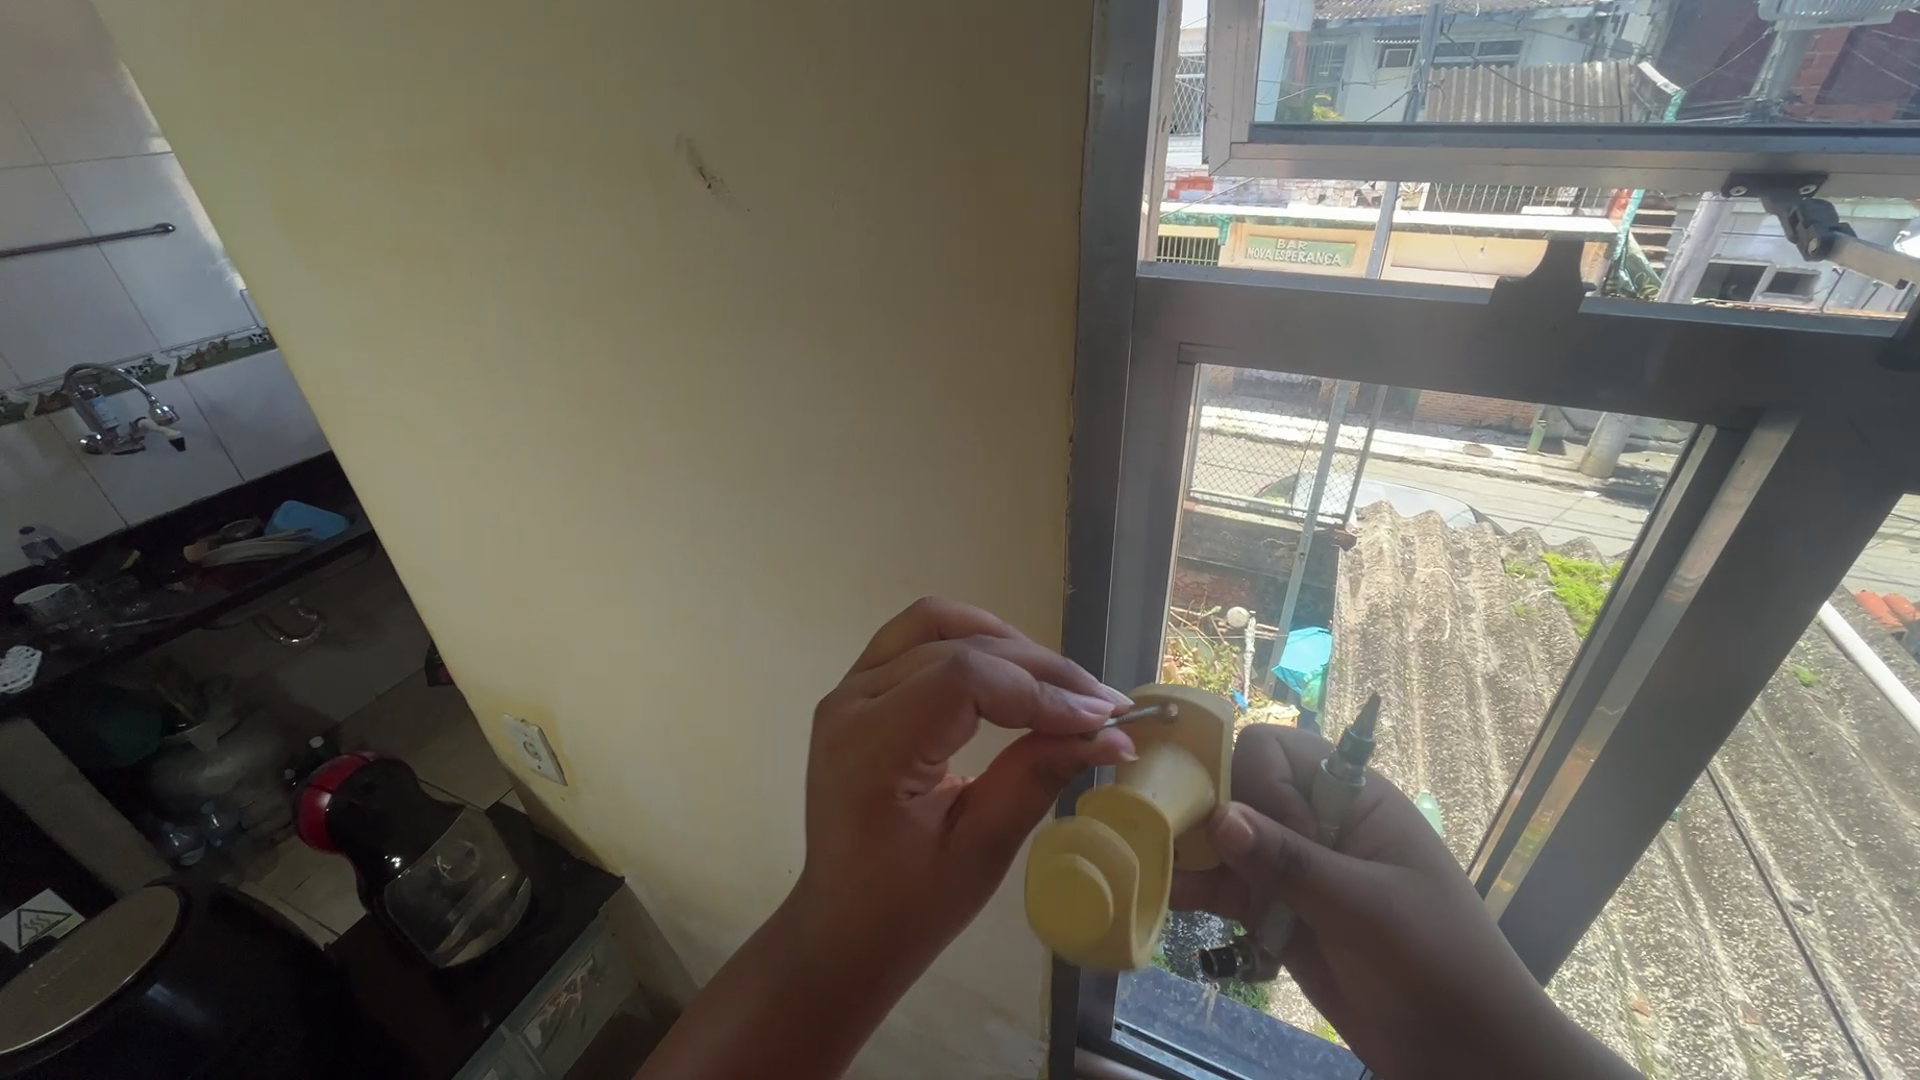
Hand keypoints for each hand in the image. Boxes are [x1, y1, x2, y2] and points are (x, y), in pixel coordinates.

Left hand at [789, 597, 1136, 975]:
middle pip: (956, 645)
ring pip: (935, 623)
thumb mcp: (980, 850)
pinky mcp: (860, 689)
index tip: (1101, 718)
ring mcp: (849, 689)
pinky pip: (918, 636)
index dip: (1040, 691)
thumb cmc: (906, 907)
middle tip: (1100, 704)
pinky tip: (1010, 669)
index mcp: (868, 750)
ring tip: (1058, 683)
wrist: (843, 925)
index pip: (963, 680)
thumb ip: (1037, 777)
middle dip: (1038, 669)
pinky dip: (971, 641)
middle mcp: (850, 703)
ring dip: (1004, 641)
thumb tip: (1112, 735)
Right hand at [1172, 724, 1637, 1079]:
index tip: (1272, 832)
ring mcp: (1287, 867)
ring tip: (1148, 857)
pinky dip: (1192, 887)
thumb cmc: (1439, 964)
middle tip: (1176, 835)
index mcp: (1350, 797)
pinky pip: (1221, 886)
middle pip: (1237, 787)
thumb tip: (1219, 817)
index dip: (1260, 780)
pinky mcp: (1270, 910)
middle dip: (1204, 805)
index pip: (1276, 750)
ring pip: (1220, 837)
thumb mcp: (1370, 909)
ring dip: (1188, 847)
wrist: (1463, 1056)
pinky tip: (1159, 891)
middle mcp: (1311, 820)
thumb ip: (1293, 862)